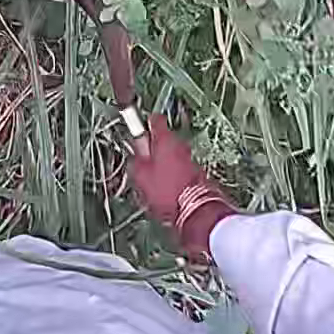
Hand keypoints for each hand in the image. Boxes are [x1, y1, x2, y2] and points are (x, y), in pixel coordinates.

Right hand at [130, 114, 235, 259]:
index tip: (137, 131)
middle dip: (151, 150)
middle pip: (162, 140)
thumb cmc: (168, 192)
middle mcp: (181, 146)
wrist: (197, 214)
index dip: (143, 124)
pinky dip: (171, 177)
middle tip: (141, 163)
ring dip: (161, 165)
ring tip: (152, 182)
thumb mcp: (140, 174)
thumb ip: (136, 158)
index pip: (154, 120)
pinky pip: (179, 170)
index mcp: (165, 140)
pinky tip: (164, 191)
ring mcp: (191, 160)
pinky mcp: (197, 175)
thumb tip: (136, 153)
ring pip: (170, 156)